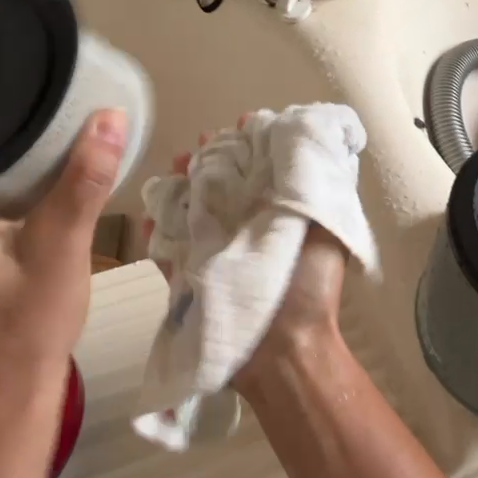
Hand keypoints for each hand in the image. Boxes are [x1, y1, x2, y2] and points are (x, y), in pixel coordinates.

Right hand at [144, 142, 347, 398]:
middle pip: (218, 185)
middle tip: (191, 150)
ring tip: (170, 171)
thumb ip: (313, 183)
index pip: (255, 169)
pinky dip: (157, 232)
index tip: (233, 126)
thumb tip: (301, 139)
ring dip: (177, 188)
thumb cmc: (312, 284)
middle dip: (203, 162)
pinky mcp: (191, 280)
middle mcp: (245, 228)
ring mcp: (216, 253)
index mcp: (277, 212)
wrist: (287, 351)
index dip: (243, 146)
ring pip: (190, 211)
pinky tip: (150, 214)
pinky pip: (169, 251)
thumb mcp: (327, 222)